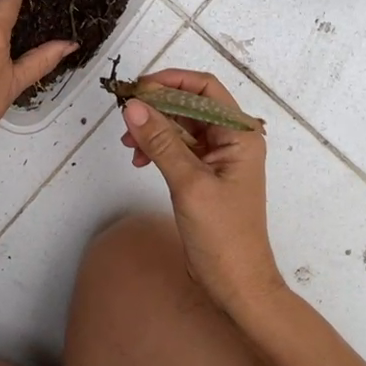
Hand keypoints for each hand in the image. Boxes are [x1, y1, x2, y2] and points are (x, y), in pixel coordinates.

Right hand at [121, 68, 284, 311]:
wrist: (237, 285)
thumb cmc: (223, 235)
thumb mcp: (189, 184)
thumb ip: (161, 142)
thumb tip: (133, 106)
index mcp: (239, 135)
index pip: (205, 88)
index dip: (172, 80)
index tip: (139, 89)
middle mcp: (231, 139)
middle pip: (189, 103)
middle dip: (156, 105)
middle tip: (126, 116)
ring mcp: (218, 157)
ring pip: (179, 124)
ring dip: (153, 127)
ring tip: (129, 144)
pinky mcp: (204, 174)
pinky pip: (177, 146)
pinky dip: (156, 146)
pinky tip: (139, 159)